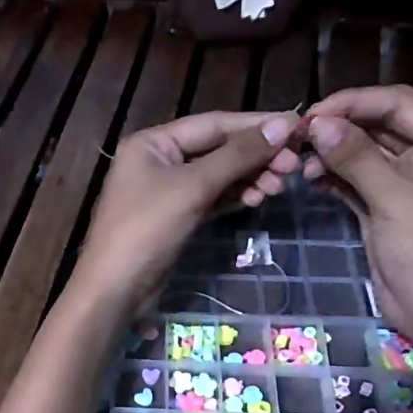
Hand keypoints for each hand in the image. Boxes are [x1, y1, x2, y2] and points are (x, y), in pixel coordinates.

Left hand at [72, 111, 298, 307]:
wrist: (116, 289)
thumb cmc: (148, 230)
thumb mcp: (193, 187)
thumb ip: (238, 156)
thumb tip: (284, 124)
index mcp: (153, 142)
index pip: (213, 124)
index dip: (256, 125)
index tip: (296, 128)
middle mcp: (158, 160)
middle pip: (217, 149)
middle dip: (255, 157)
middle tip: (293, 167)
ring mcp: (166, 191)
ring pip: (216, 176)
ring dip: (248, 178)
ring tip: (278, 187)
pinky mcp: (175, 218)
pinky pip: (210, 199)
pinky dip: (233, 197)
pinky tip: (256, 198)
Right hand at [304, 85, 412, 387]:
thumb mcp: (395, 198)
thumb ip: (356, 157)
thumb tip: (316, 123)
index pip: (400, 104)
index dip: (354, 103)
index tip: (311, 112)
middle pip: (382, 127)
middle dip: (340, 129)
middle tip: (296, 135)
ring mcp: (411, 184)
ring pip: (367, 155)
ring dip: (334, 154)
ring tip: (298, 159)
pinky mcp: (389, 210)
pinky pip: (359, 182)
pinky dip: (336, 178)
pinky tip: (310, 175)